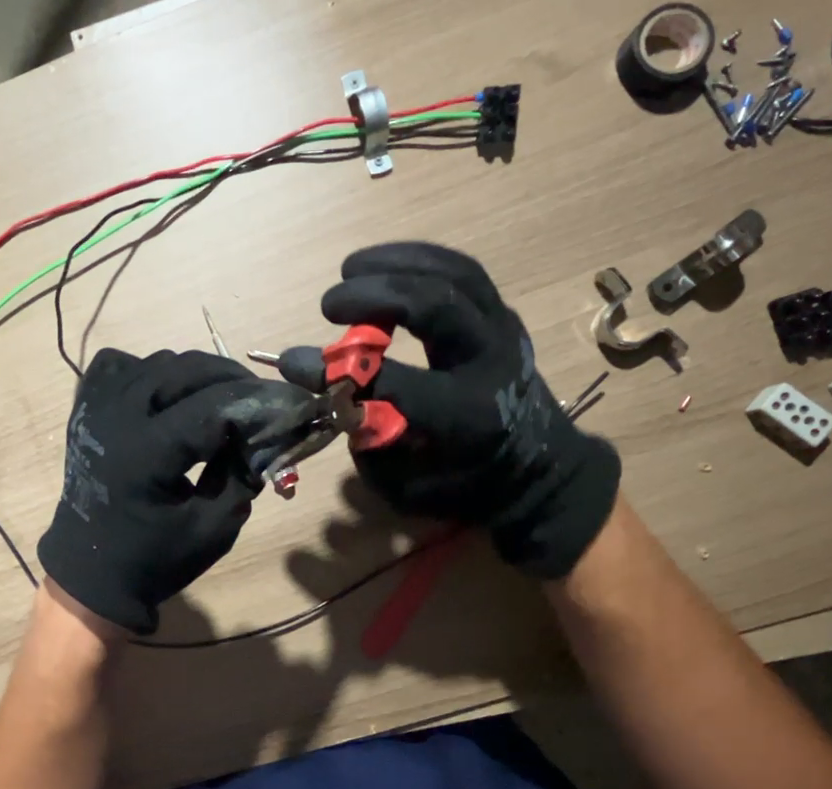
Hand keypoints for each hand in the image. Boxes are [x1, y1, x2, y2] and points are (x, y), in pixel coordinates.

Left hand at [37, 349, 263, 633]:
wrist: (91, 573)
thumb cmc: (155, 559)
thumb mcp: (214, 527)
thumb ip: (245, 474)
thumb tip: (273, 432)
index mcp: (144, 455)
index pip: (212, 406)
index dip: (256, 402)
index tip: (289, 405)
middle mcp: (115, 420)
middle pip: (185, 371)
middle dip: (231, 380)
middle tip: (259, 402)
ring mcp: (94, 410)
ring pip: (156, 363)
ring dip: (194, 375)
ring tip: (221, 401)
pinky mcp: (84, 410)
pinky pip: (119, 367)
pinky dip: (148, 371)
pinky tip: (167, 397)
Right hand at [319, 242, 620, 578]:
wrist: (538, 471)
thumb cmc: (461, 483)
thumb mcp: (406, 485)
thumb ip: (370, 441)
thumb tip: (337, 393)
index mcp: (465, 415)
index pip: (394, 381)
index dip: (338, 370)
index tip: (292, 361)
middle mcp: (489, 363)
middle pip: (436, 306)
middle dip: (376, 296)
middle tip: (327, 305)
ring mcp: (502, 331)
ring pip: (453, 274)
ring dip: (396, 263)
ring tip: (349, 269)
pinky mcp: (500, 315)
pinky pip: (461, 272)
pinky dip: (417, 259)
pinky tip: (380, 264)